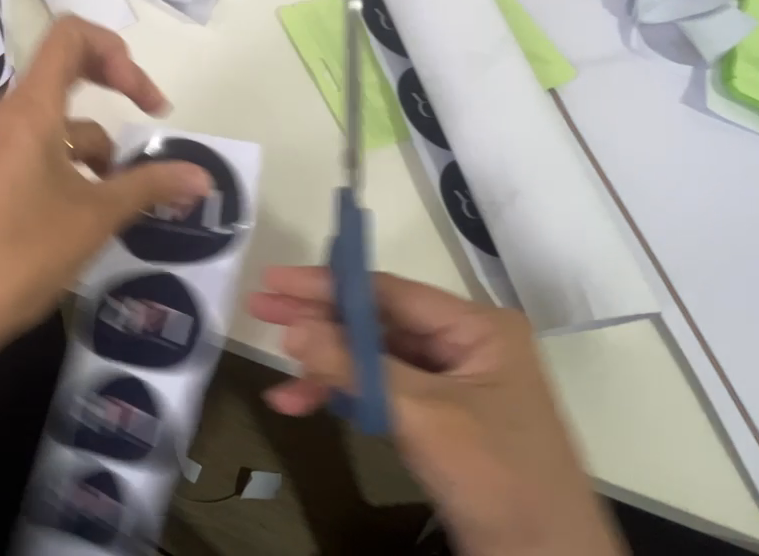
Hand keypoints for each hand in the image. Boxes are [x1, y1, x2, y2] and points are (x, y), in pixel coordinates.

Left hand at [0, 17, 212, 386]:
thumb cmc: (20, 256)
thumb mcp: (94, 219)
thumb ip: (149, 186)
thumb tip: (201, 176)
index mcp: (30, 110)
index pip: (70, 36)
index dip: (117, 52)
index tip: (145, 100)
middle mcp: (7, 115)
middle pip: (66, 69)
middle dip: (114, 86)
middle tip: (150, 116)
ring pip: (56, 118)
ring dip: (96, 142)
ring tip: (120, 192)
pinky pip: (37, 146)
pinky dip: (70, 161)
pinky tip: (87, 207)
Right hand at [249, 268, 625, 555]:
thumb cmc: (498, 478)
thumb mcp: (421, 414)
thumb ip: (354, 365)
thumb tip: (293, 328)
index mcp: (476, 327)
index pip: (388, 291)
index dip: (327, 284)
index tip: (275, 280)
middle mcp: (463, 344)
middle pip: (375, 320)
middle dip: (317, 322)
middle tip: (260, 309)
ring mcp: (450, 381)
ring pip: (370, 357)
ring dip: (324, 368)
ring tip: (278, 376)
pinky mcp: (437, 416)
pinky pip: (379, 391)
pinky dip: (342, 397)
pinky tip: (300, 405)